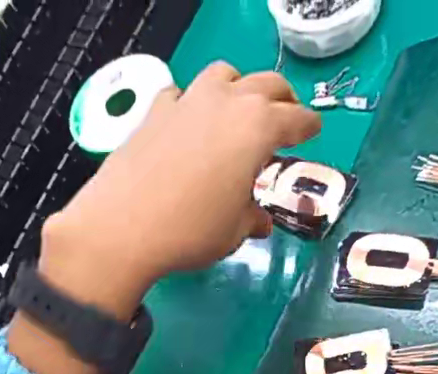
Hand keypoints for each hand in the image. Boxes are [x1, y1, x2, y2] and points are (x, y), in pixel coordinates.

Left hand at [37, 62, 321, 320]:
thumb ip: (251, 218)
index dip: (308, 127)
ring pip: (224, 76)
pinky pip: (182, 95)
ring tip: (237, 110)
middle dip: (281, 100)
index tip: (313, 132)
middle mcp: (227, 102)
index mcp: (258, 128)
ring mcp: (188, 101)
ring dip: (238, 88)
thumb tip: (260, 220)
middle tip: (285, 117)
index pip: (296, 119)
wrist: (123, 227)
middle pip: (266, 85)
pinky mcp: (155, 112)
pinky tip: (188, 124)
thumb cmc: (190, 232)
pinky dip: (192, 104)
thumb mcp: (232, 233)